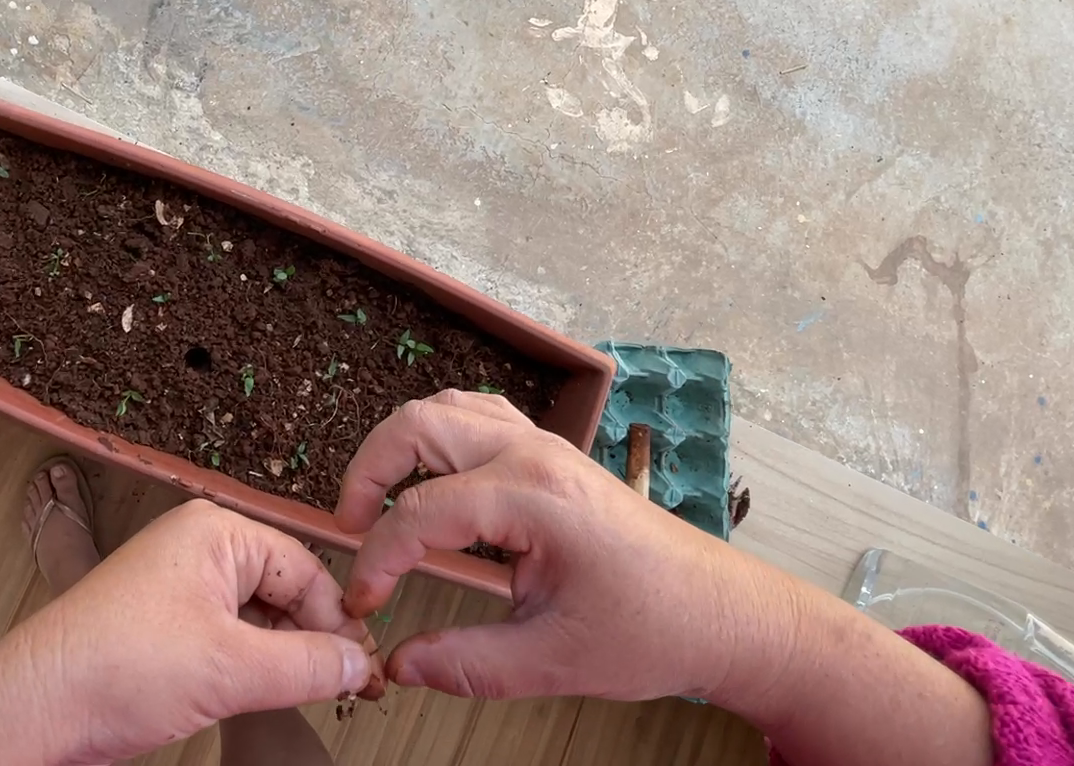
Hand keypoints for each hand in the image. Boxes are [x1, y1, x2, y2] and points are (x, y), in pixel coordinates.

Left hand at [0, 500, 382, 764]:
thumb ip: (306, 664)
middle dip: (315, 636)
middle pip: (282, 587)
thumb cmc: (121, 667)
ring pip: (258, 614)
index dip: (338, 618)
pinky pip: (230, 633)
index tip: (365, 666)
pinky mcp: (169, 622)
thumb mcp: (229, 666)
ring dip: (287, 653)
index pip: (302, 567)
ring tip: (318, 693)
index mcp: (217, 532)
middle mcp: (202, 547)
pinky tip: (274, 690)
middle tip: (350, 687)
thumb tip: (359, 662)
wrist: (37, 707)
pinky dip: (255, 662)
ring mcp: (183, 585)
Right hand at [334, 389, 800, 704]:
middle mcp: (530, 450)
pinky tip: (431, 469)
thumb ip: (468, 663)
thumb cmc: (653, 631)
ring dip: (398, 444)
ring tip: (378, 496)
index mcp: (531, 496)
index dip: (377, 557)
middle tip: (349, 526)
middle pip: (417, 426)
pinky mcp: (547, 447)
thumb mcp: (557, 660)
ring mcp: (540, 440)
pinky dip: (436, 432)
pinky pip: (474, 412)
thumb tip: (398, 665)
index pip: (421, 512)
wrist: (724, 609)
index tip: (364, 602)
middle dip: (368, 472)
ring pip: (442, 408)